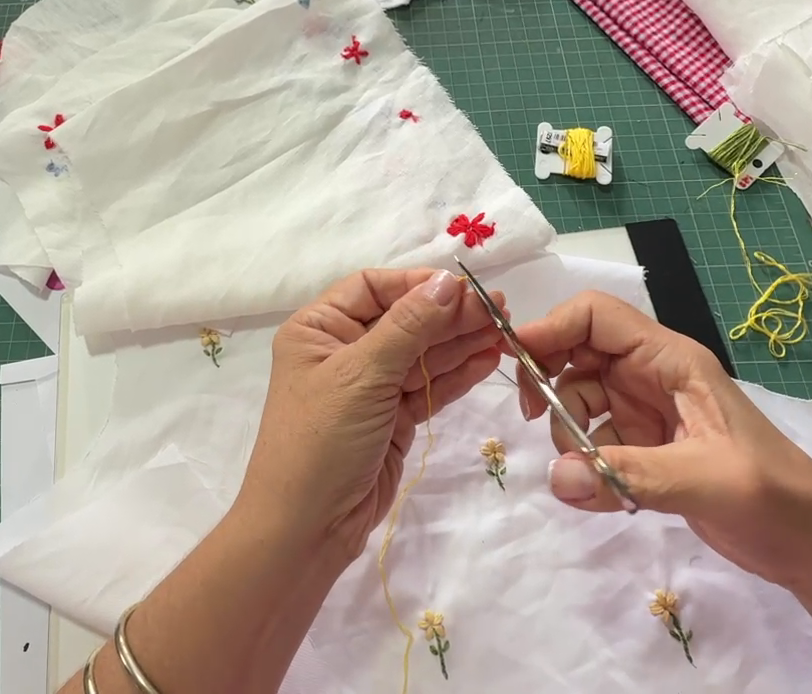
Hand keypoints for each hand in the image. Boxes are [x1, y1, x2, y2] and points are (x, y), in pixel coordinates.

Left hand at [238, 269, 504, 560]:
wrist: (307, 527)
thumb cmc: (322, 438)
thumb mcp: (362, 374)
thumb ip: (408, 327)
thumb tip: (447, 282)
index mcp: (318, 328)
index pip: (372, 289)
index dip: (415, 285)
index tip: (461, 288)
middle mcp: (341, 350)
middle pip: (403, 320)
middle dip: (448, 314)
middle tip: (498, 308)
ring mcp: (369, 386)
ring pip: (420, 354)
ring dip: (460, 342)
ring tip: (504, 329)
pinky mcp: (391, 418)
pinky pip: (428, 387)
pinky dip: (457, 375)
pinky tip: (488, 359)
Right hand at [513, 291, 811, 585]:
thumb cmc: (776, 498)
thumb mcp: (709, 480)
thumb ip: (631, 474)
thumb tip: (556, 477)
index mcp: (670, 359)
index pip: (596, 316)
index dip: (551, 327)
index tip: (517, 360)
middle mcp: (650, 374)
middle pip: (575, 351)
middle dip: (548, 378)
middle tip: (537, 418)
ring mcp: (643, 408)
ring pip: (576, 395)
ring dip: (567, 430)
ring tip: (588, 473)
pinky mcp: (640, 443)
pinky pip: (590, 436)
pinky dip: (583, 460)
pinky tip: (598, 491)